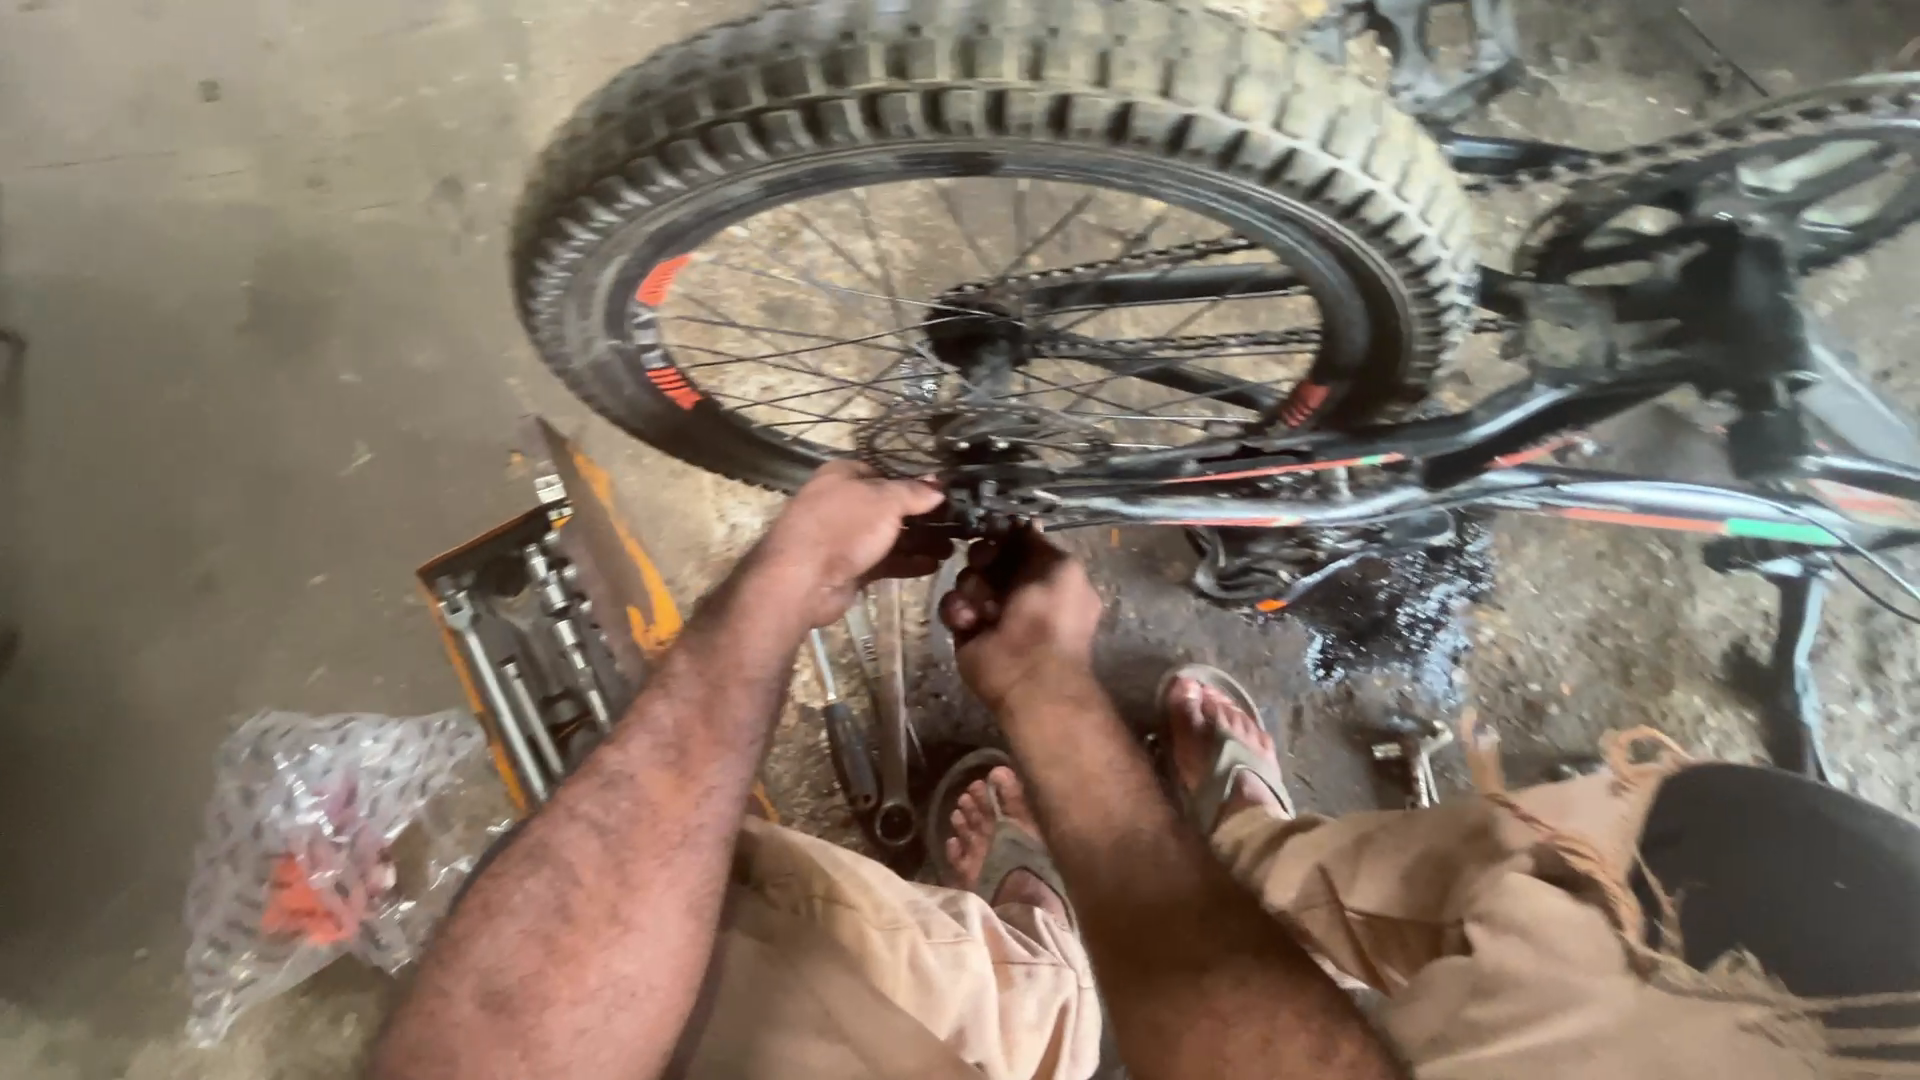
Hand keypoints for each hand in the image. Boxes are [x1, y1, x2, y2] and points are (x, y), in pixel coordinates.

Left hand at [752, 460, 950, 627]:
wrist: (803, 579)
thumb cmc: (843, 527)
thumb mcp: (885, 500)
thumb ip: (915, 492)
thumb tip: (940, 487)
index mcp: (843, 475)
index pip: (884, 472)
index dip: (913, 482)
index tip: (943, 493)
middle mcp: (843, 503)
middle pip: (889, 507)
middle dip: (922, 516)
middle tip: (955, 523)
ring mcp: (845, 537)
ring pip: (889, 536)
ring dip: (919, 541)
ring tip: (952, 547)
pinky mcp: (850, 567)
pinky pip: (885, 561)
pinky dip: (907, 562)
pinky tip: (933, 565)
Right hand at [938, 526, 1102, 712]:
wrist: (1030, 672)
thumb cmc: (1053, 616)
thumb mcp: (1063, 568)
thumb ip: (1040, 544)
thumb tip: (1023, 524)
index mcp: (1047, 577)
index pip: (1017, 545)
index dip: (1004, 535)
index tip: (996, 531)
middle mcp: (1018, 591)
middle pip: (988, 557)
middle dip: (984, 556)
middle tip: (985, 562)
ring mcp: (989, 610)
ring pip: (967, 578)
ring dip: (973, 586)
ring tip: (985, 606)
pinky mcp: (965, 628)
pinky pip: (951, 605)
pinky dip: (959, 610)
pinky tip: (971, 622)